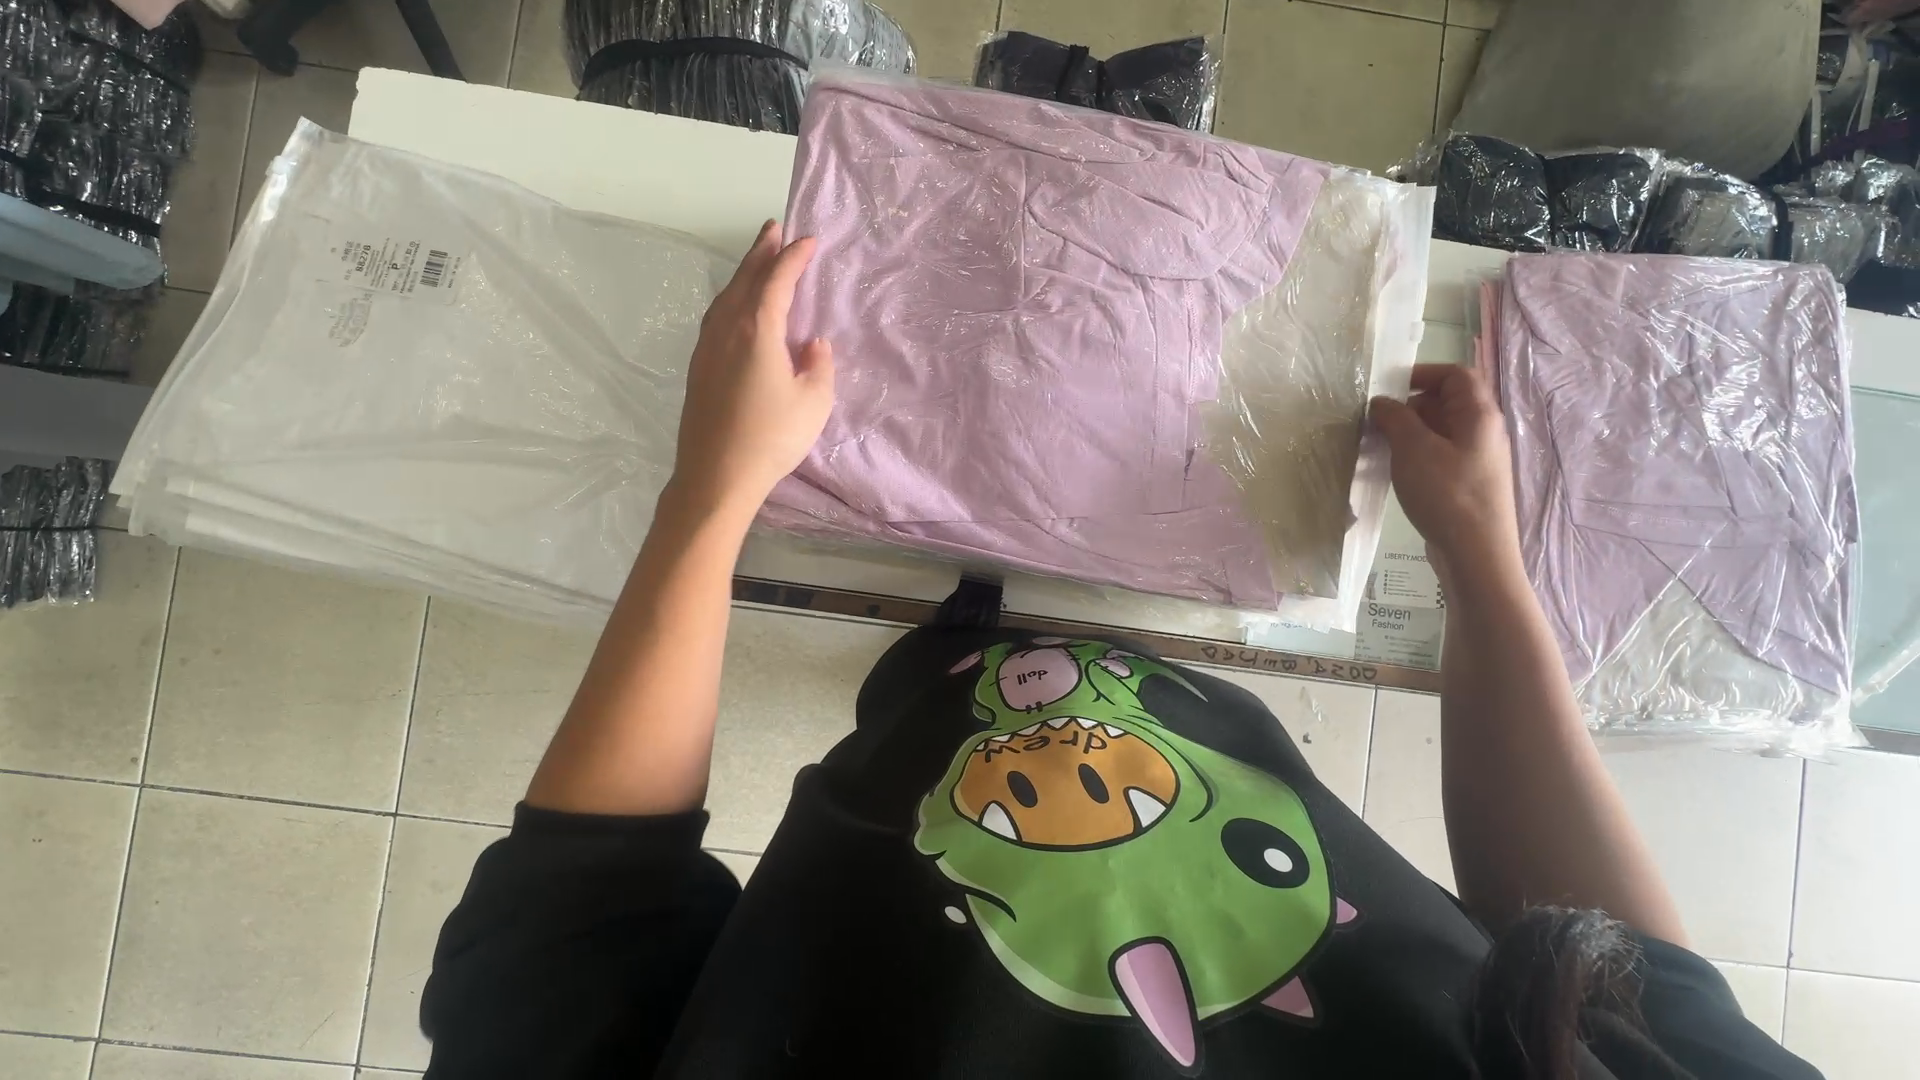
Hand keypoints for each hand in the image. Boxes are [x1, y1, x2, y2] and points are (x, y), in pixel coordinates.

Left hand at [669, 220, 833, 514]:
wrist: (717, 475)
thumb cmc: (772, 437)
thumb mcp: (814, 402)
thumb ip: (819, 365)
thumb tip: (813, 343)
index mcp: (757, 329)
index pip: (777, 281)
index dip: (794, 258)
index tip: (809, 241)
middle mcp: (727, 329)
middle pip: (744, 280)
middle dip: (761, 252)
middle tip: (774, 229)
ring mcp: (707, 348)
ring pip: (725, 297)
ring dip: (743, 274)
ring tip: (756, 260)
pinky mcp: (698, 368)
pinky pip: (715, 317)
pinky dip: (729, 299)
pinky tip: (734, 308)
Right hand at [1369, 363, 1521, 585]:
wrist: (1476, 552)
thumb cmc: (1446, 494)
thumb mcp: (1413, 450)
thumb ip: (1395, 418)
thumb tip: (1381, 402)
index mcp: (1478, 416)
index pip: (1456, 375)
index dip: (1423, 374)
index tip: (1388, 388)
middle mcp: (1482, 432)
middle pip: (1447, 401)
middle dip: (1409, 406)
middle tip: (1377, 423)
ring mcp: (1476, 458)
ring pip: (1440, 430)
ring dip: (1409, 432)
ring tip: (1381, 448)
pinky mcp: (1466, 481)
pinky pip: (1438, 454)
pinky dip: (1415, 454)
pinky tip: (1396, 471)